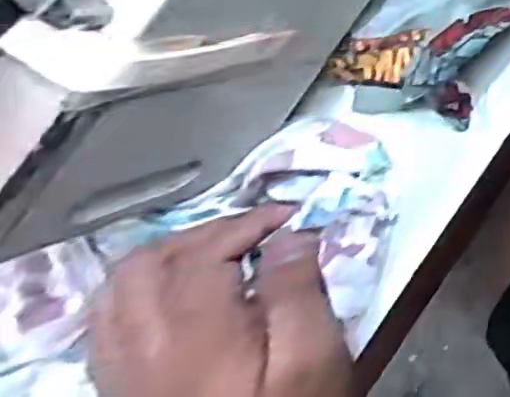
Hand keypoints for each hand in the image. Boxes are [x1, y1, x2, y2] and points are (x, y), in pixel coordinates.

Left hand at [90, 205, 351, 396]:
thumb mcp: (311, 353)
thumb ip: (300, 290)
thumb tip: (295, 234)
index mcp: (195, 336)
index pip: (203, 255)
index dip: (251, 222)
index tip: (299, 216)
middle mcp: (143, 348)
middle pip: (144, 267)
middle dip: (207, 232)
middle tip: (262, 229)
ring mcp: (123, 369)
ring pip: (118, 291)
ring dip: (175, 256)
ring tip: (230, 250)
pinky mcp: (121, 383)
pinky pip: (111, 321)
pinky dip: (150, 287)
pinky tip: (192, 289)